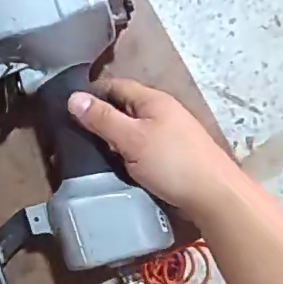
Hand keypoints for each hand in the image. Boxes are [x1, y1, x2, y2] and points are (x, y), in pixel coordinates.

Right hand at [67, 78, 245, 215]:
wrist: (214, 196)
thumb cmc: (172, 163)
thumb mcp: (131, 139)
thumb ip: (102, 119)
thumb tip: (73, 98)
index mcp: (153, 100)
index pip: (115, 86)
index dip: (92, 95)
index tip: (68, 111)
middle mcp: (163, 113)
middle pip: (123, 110)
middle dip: (101, 122)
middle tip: (75, 139)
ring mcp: (170, 136)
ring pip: (132, 133)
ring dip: (114, 143)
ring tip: (92, 157)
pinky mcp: (172, 158)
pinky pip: (142, 151)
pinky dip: (128, 157)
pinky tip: (118, 170)